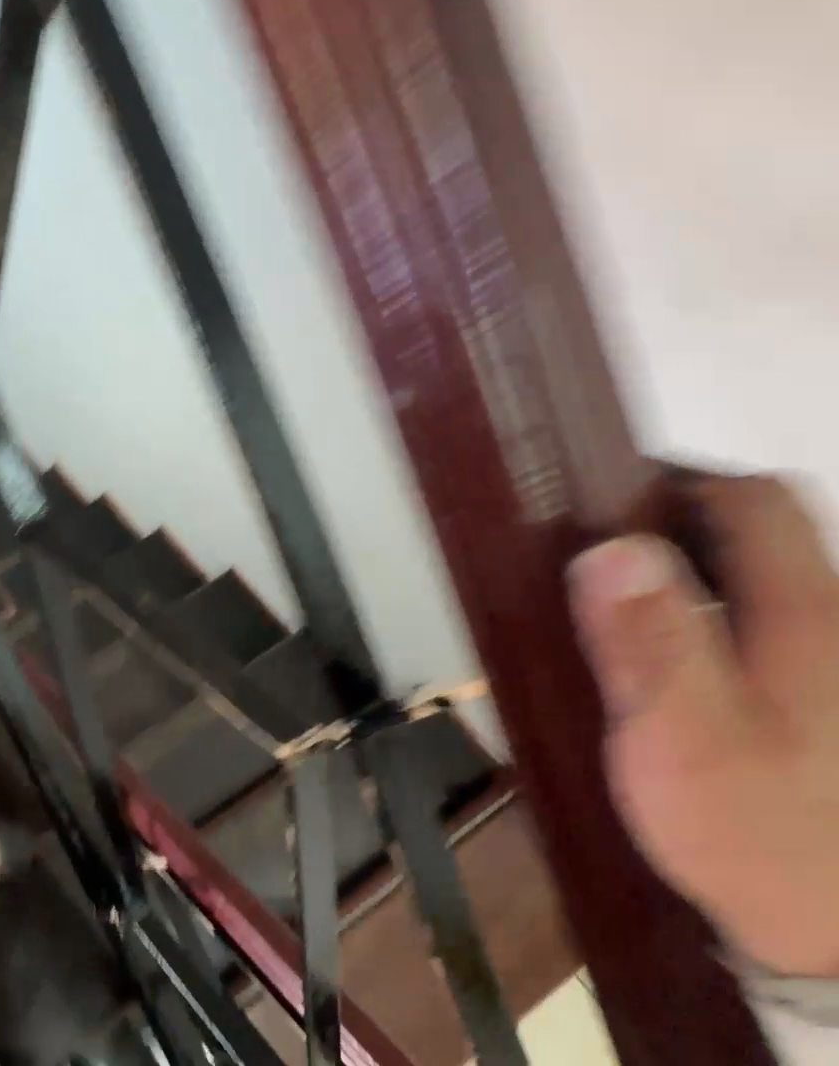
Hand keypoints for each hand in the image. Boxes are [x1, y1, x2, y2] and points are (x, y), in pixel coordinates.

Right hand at [569, 473, 838, 977]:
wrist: (827, 927)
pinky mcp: (816, 702)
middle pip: (765, 535)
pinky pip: (763, 624)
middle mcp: (834, 627)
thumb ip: (650, 642)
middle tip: (593, 552)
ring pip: (764, 580)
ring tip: (615, 600)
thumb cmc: (752, 827)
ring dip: (690, 569)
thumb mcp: (681, 739)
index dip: (679, 479)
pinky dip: (709, 612)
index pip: (756, 503)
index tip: (601, 492)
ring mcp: (827, 663)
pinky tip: (665, 654)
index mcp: (804, 621)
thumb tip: (612, 550)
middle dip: (677, 523)